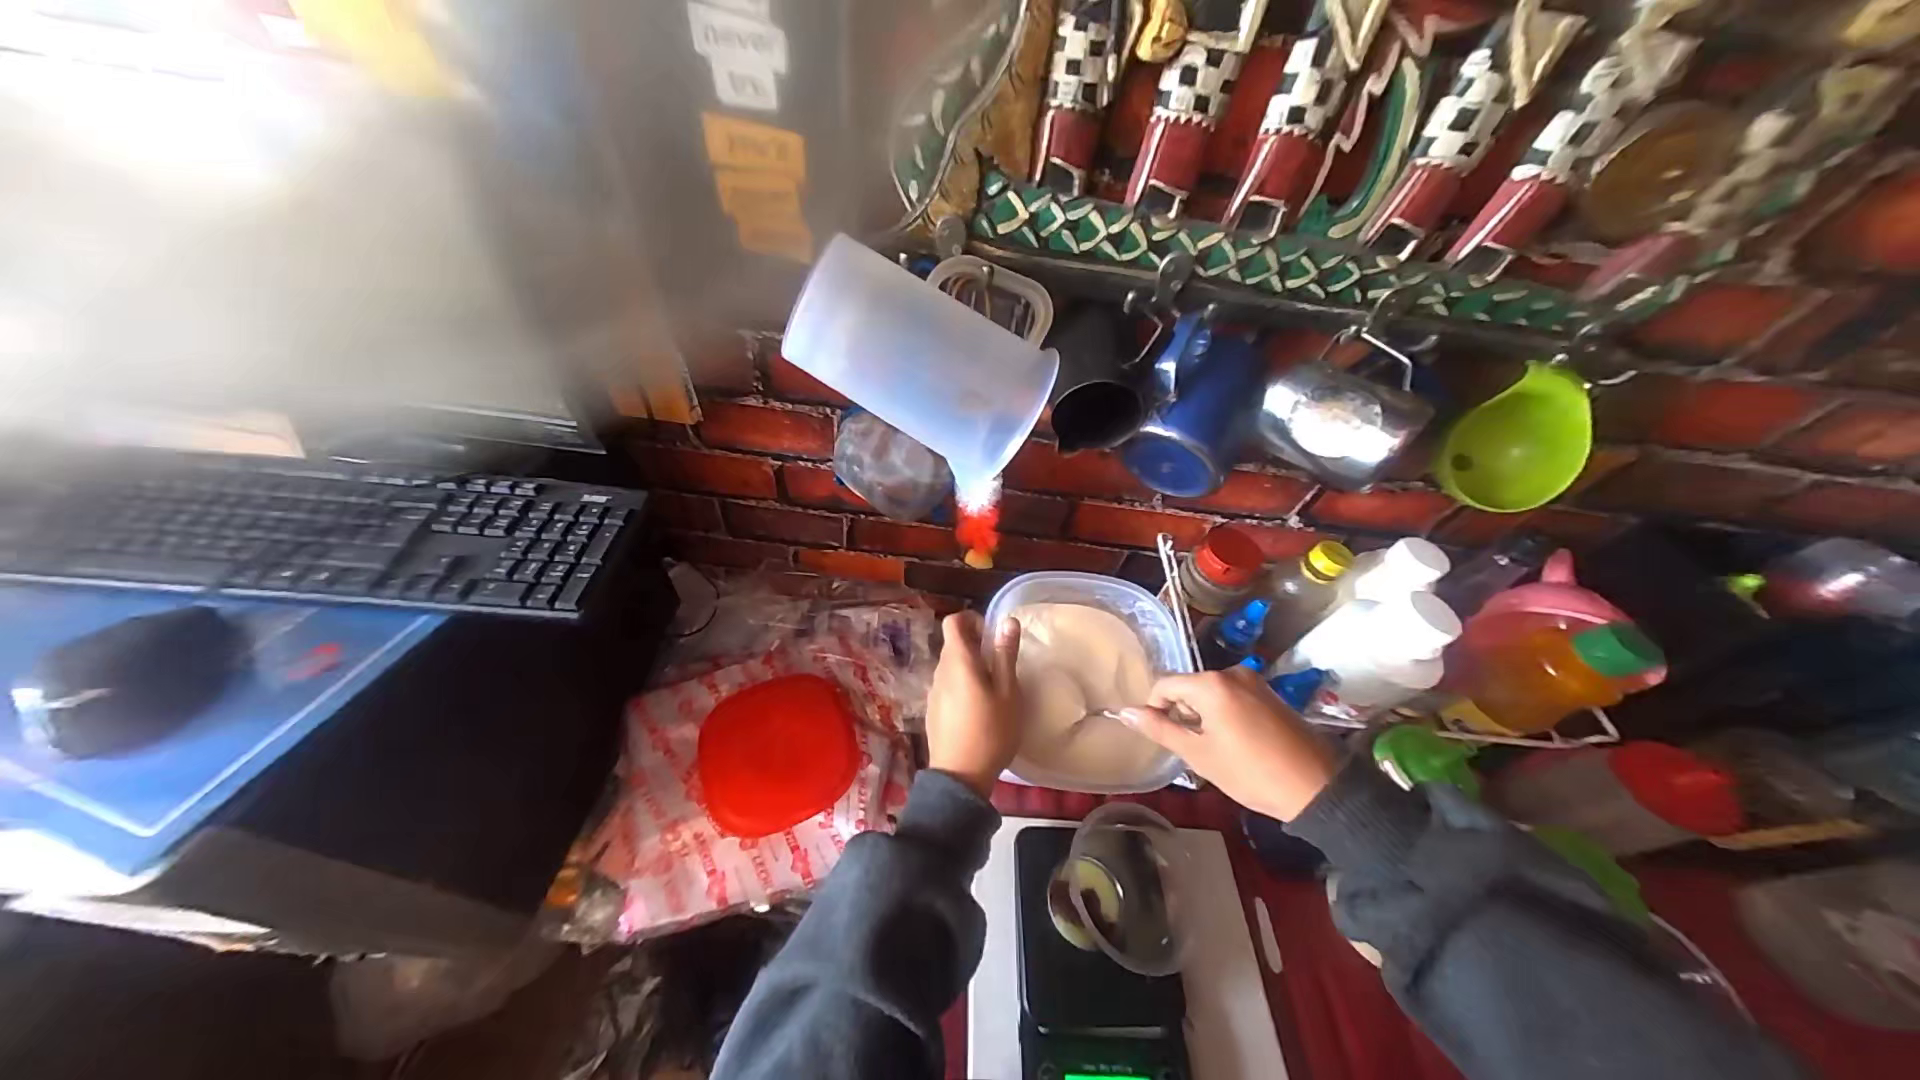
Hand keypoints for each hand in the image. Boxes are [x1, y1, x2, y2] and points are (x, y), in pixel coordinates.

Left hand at [925, 611, 1021, 796]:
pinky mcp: (933, 709)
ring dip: (969, 667)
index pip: (953, 622)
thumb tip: (1007, 621)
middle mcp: (940, 671)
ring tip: (992, 689)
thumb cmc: (991, 731)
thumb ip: (1005, 655)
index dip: (972, 620)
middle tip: (1000, 665)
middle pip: (953, 644)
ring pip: (950, 666)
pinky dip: (961, 685)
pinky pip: (947, 685)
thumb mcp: (1008, 692)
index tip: (991, 635)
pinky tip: (978, 708)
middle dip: (975, 645)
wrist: (960, 776)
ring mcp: (933, 691)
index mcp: (958, 661)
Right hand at [1120, 666, 1335, 820]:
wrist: (1318, 788)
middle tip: (1191, 748)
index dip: (1155, 710)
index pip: (1164, 685)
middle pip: (1188, 688)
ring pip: (1211, 694)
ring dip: (1203, 716)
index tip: (1164, 738)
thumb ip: (1160, 729)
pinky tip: (1235, 743)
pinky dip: (1224, 715)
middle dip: (1182, 714)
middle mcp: (1232, 673)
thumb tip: (1126, 712)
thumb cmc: (1251, 772)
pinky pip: (1232, 697)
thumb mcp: (1199, 754)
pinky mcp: (1270, 694)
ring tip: (1215, 749)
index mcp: (1211, 684)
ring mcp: (1254, 682)